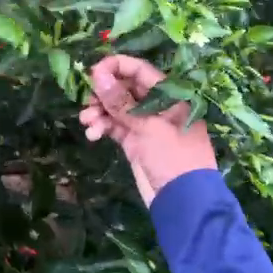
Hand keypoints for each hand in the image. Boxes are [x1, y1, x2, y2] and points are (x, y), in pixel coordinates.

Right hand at [79, 54, 217, 205]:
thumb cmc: (174, 159)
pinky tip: (93, 134)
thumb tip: (97, 74)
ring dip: (99, 112)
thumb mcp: (148, 128)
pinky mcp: (136, 141)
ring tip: (87, 122)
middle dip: (103, 93)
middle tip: (86, 99)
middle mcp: (157, 106)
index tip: (92, 73)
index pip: (139, 70)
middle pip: (124, 88)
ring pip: (116, 108)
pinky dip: (102, 127)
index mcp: (169, 96)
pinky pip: (114, 126)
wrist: (185, 205)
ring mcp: (146, 124)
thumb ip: (121, 102)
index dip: (115, 67)